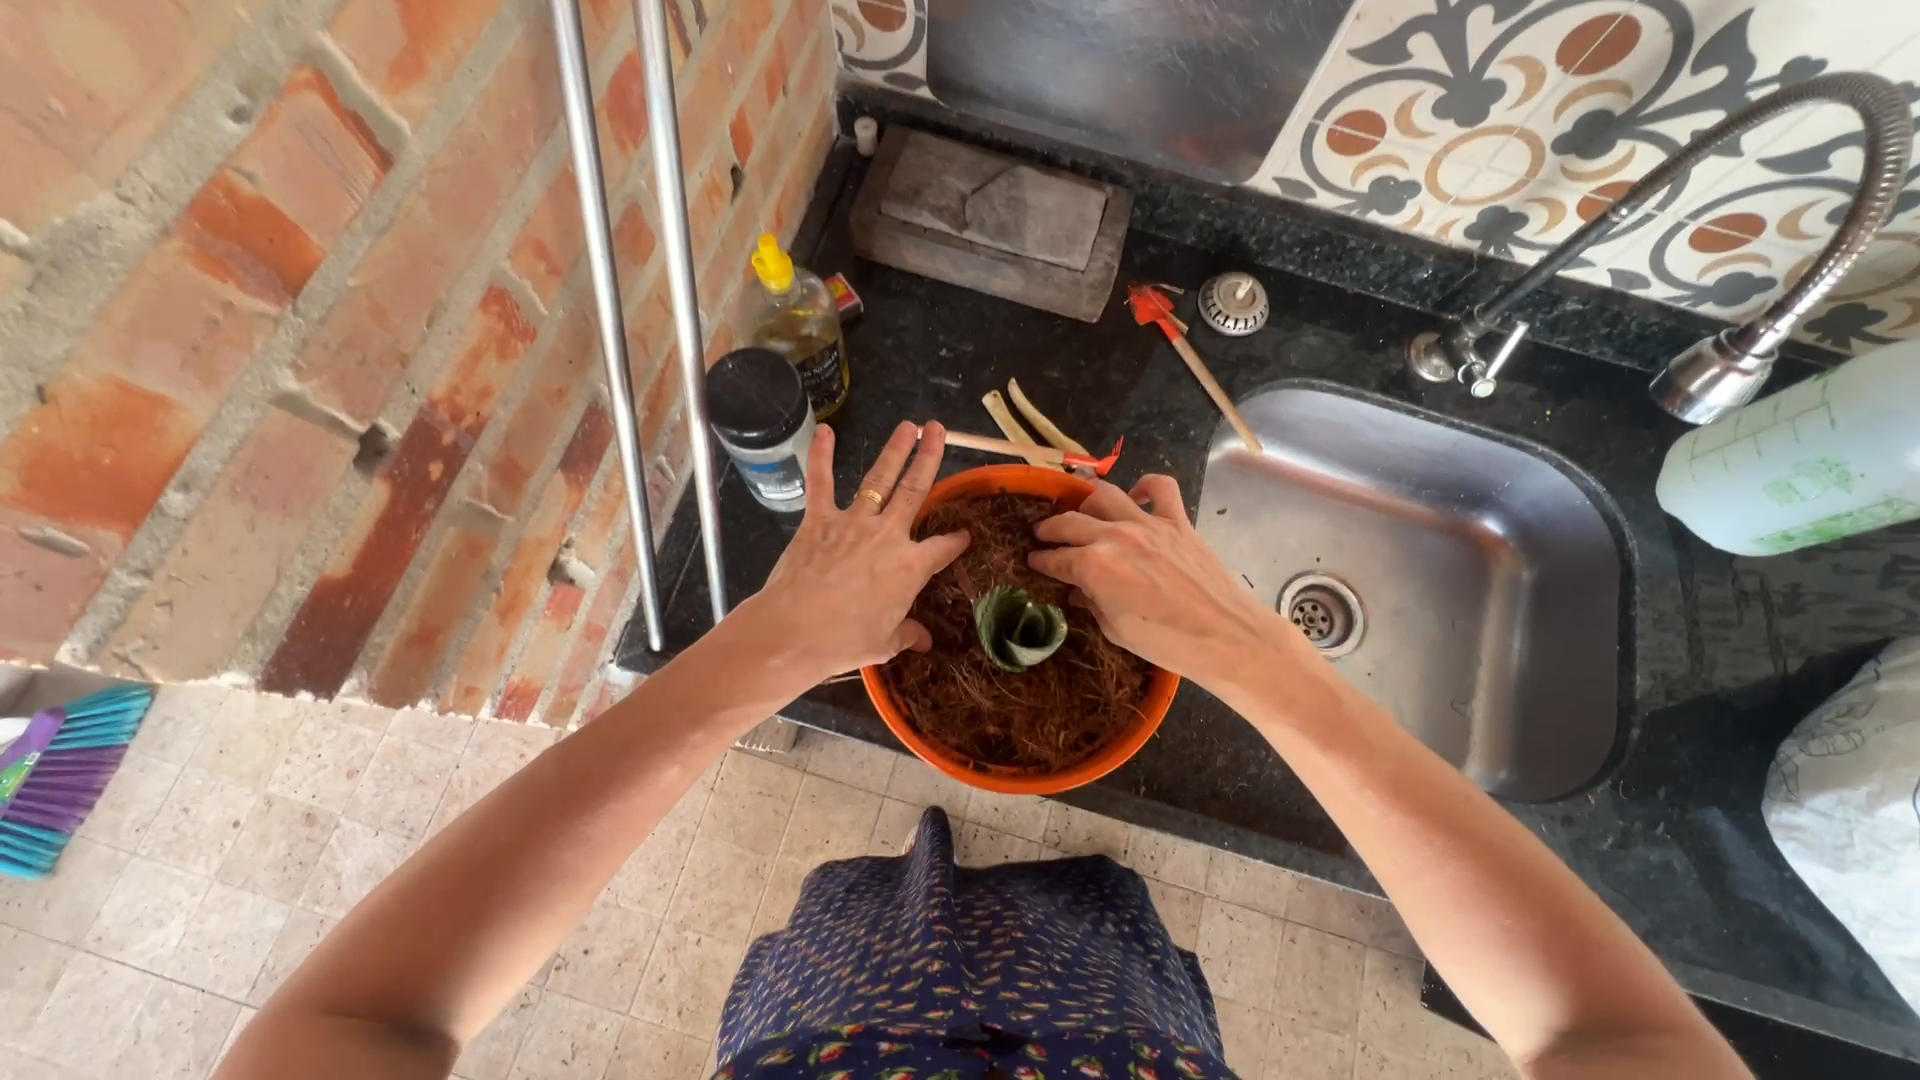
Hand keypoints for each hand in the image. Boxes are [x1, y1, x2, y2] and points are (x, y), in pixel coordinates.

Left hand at [733, 420, 969, 684]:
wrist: (795, 631)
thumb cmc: (845, 641)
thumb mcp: (885, 643)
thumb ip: (906, 634)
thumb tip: (924, 641)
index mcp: (911, 566)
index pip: (944, 548)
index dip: (957, 541)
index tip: (966, 534)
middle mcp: (888, 535)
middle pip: (916, 491)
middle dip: (930, 458)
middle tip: (938, 430)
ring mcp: (852, 523)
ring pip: (879, 479)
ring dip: (894, 450)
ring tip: (907, 426)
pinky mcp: (818, 520)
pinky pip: (820, 483)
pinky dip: (820, 456)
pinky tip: (825, 431)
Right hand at [1027, 475, 1311, 687]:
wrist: (1225, 636)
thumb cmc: (1166, 643)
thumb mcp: (1115, 629)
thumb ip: (1091, 602)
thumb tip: (1076, 591)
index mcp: (1094, 567)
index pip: (1056, 559)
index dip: (1040, 561)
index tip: (1032, 561)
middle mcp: (1115, 536)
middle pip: (1070, 522)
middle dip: (1050, 529)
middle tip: (1043, 537)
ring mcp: (1147, 524)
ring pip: (1104, 495)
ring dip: (1085, 504)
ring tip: (1081, 514)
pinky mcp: (1177, 521)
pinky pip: (1159, 488)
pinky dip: (1144, 486)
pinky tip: (1136, 497)